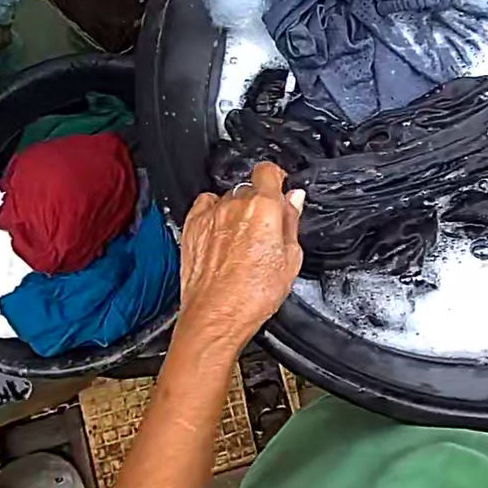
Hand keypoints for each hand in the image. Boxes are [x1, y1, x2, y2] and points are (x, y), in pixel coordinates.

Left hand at [176, 162, 304, 355]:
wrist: (216, 316)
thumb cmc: (252, 295)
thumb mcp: (290, 260)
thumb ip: (291, 222)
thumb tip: (294, 200)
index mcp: (264, 208)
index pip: (268, 171)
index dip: (276, 177)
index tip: (279, 187)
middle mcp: (235, 205)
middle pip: (250, 189)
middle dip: (259, 203)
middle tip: (265, 230)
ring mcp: (211, 215)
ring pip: (228, 199)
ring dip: (237, 211)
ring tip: (242, 240)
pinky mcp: (192, 227)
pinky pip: (205, 206)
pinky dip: (214, 213)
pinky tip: (221, 233)